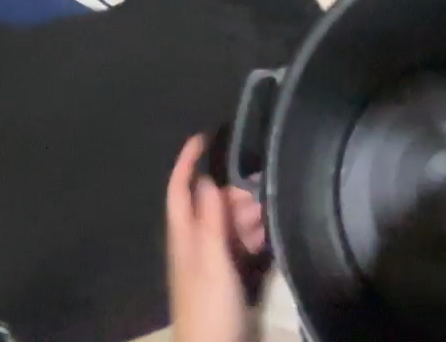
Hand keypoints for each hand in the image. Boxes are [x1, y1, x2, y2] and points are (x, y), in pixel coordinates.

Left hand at [166, 135, 267, 341]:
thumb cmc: (210, 308)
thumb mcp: (212, 262)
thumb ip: (209, 220)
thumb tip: (206, 179)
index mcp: (183, 237)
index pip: (178, 190)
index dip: (186, 162)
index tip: (202, 137)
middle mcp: (191, 244)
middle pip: (208, 205)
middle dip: (232, 195)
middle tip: (259, 196)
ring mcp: (205, 261)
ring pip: (224, 224)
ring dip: (244, 216)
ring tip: (267, 220)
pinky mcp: (221, 277)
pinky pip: (234, 245)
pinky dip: (248, 236)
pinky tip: (265, 238)